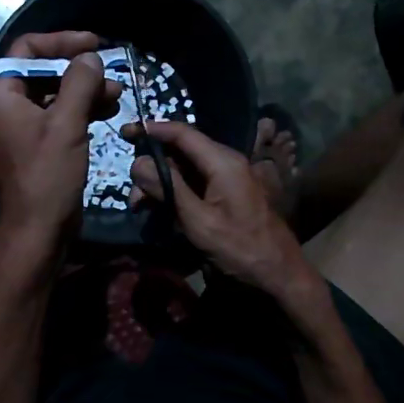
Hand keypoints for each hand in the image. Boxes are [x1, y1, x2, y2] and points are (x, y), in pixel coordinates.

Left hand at [0, 31, 121, 250]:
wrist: (39, 229)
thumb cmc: (47, 175)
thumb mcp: (66, 124)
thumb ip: (79, 83)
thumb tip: (91, 57)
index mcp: (0, 92)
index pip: (27, 48)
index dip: (61, 41)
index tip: (94, 44)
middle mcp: (6, 104)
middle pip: (43, 69)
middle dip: (79, 70)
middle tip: (112, 73)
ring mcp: (22, 124)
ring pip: (55, 92)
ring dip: (86, 90)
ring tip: (117, 95)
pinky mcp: (38, 142)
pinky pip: (60, 113)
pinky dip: (82, 108)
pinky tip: (108, 110)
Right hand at [125, 121, 312, 298]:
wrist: (278, 273)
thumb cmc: (239, 247)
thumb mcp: (198, 220)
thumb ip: (168, 188)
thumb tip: (138, 163)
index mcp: (223, 161)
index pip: (182, 133)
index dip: (152, 129)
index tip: (125, 132)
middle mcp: (227, 162)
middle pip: (181, 153)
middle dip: (152, 169)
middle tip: (133, 197)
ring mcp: (229, 178)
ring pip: (186, 170)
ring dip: (161, 185)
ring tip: (143, 210)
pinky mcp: (229, 193)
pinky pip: (196, 183)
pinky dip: (176, 194)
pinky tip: (162, 212)